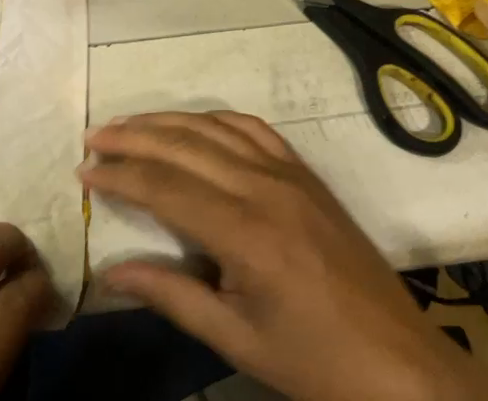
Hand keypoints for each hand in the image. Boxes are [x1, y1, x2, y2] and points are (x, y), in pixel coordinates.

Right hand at [81, 112, 487, 400]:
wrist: (404, 368)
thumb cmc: (316, 361)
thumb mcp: (237, 340)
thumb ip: (171, 296)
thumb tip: (110, 272)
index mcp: (246, 234)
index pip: (164, 186)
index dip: (118, 176)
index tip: (83, 172)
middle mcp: (266, 190)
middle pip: (183, 145)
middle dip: (131, 137)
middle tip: (92, 139)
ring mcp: (292, 176)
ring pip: (215, 128)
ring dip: (166, 121)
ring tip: (127, 125)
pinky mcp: (309, 177)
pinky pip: (254, 130)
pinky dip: (215, 120)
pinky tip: (194, 127)